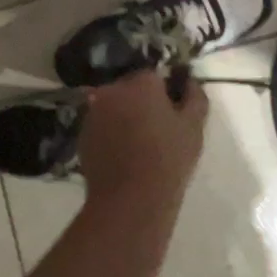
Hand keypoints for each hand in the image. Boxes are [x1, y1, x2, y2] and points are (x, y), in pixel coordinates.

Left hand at [77, 69, 207, 202]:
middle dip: (142, 102)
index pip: (155, 77)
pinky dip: (110, 133)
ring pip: (113, 107)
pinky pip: (101, 126)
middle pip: (130, 89)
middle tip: (157, 128)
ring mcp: (93, 113)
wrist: (130, 199)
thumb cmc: (168, 159)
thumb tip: (190, 81)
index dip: (166, 93)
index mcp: (141, 83)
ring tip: (138, 144)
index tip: (174, 113)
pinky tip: (122, 155)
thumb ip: (195, 96)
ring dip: (124, 116)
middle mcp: (112, 90)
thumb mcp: (194, 126)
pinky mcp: (82, 135)